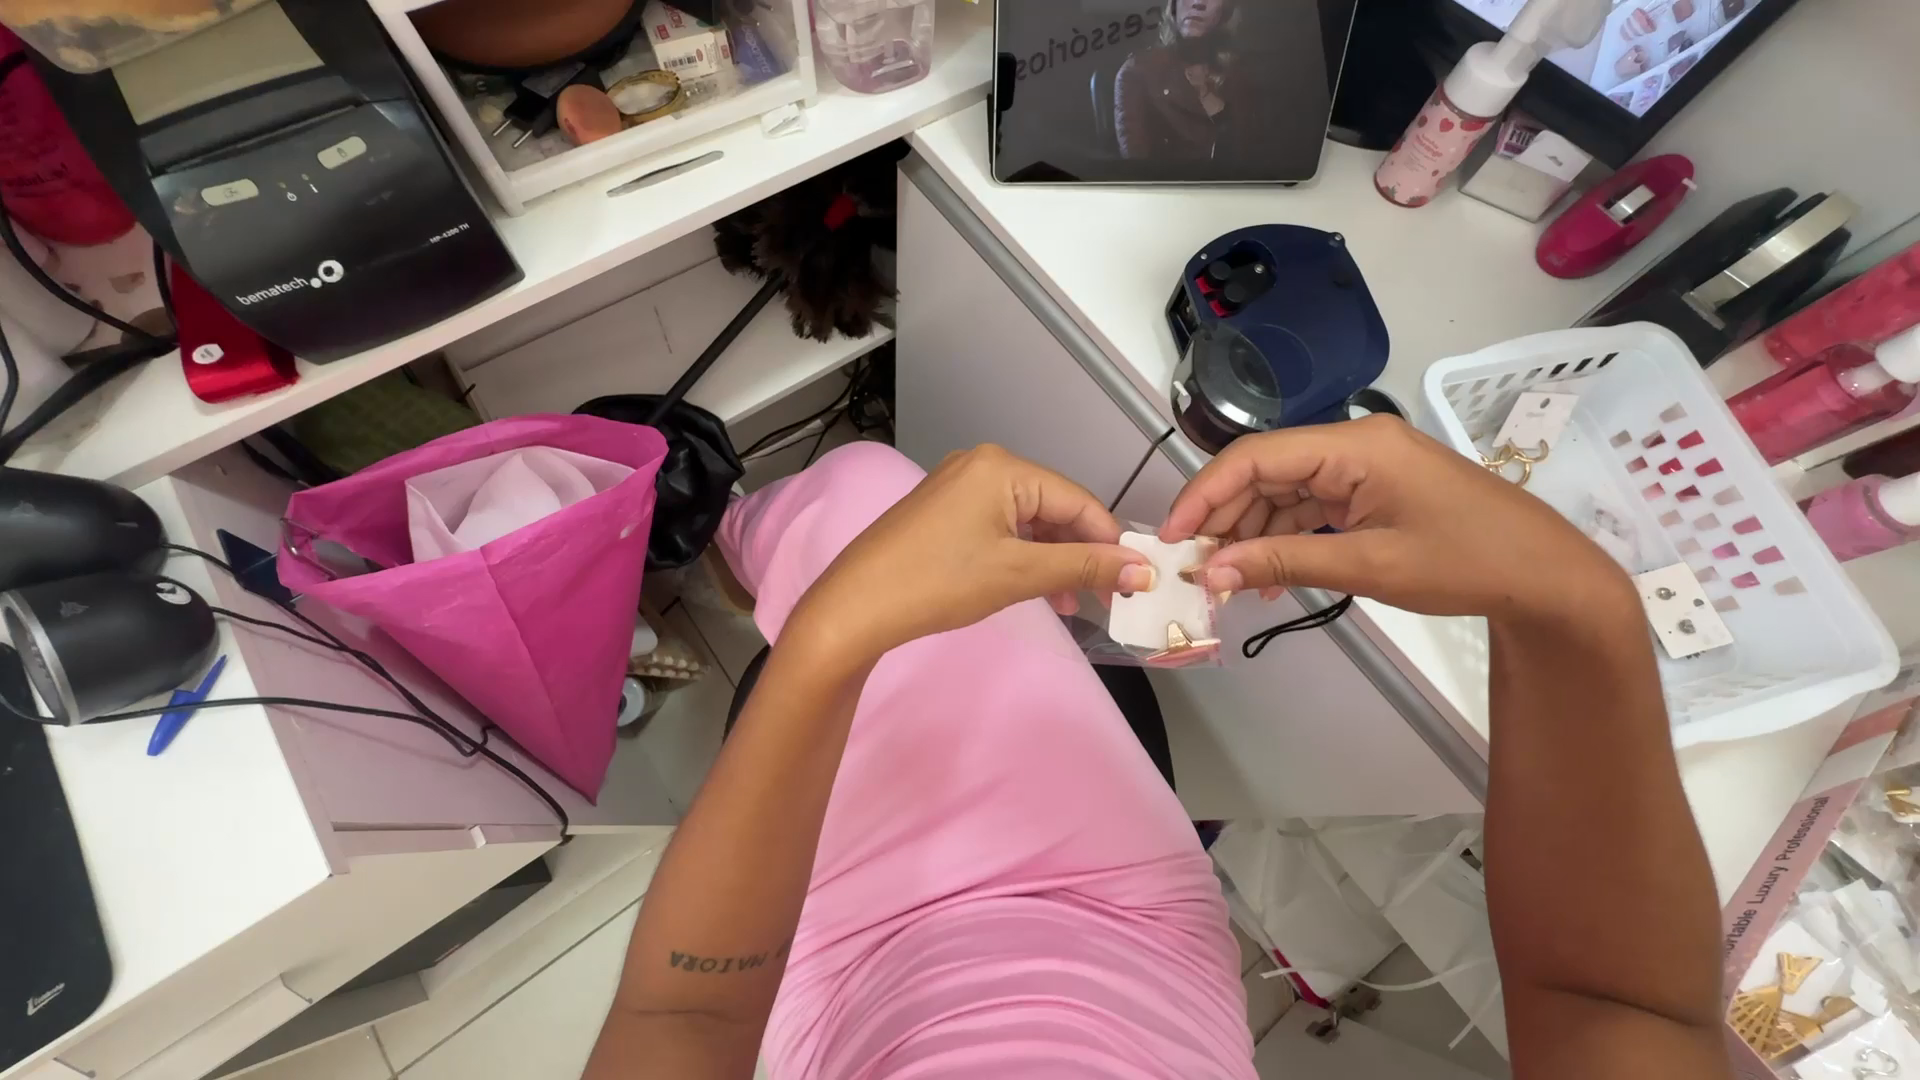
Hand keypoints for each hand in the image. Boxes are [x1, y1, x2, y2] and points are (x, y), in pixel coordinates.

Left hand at [789, 445, 1152, 660]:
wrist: (856, 605)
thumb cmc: (939, 582)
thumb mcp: (1019, 574)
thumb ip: (1084, 566)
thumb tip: (1143, 569)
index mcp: (1002, 467)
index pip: (1078, 499)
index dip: (1110, 542)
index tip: (1133, 582)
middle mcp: (981, 465)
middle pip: (1053, 507)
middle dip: (1080, 553)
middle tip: (1104, 598)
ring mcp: (958, 486)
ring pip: (1027, 520)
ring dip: (1052, 559)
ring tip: (1070, 602)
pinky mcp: (944, 511)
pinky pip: (999, 527)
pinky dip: (1021, 556)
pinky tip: (1035, 588)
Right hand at [1161, 415, 1632, 623]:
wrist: (1547, 579)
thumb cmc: (1464, 563)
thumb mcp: (1366, 565)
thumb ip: (1281, 562)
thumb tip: (1210, 573)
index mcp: (1353, 446)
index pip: (1255, 457)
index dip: (1204, 493)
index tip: (1172, 536)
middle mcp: (1350, 446)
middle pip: (1263, 473)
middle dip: (1223, 519)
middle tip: (1193, 565)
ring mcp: (1360, 468)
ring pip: (1280, 494)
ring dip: (1250, 535)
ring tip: (1225, 580)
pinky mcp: (1368, 491)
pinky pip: (1307, 510)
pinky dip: (1282, 541)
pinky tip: (1264, 578)